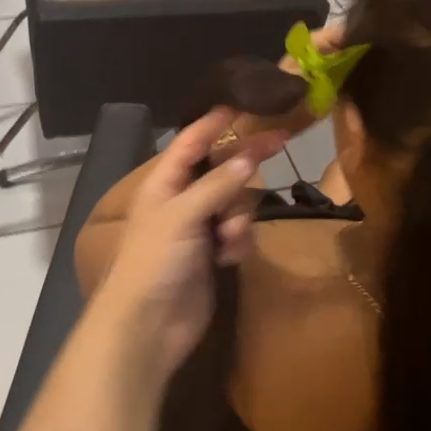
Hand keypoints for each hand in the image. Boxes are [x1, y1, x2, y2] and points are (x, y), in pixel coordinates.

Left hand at [92, 109, 285, 376]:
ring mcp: (199, 227)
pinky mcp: (213, 254)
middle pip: (221, 167)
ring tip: (228, 237)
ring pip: (235, 202)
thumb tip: (248, 158)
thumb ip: (217, 185)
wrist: (148, 327)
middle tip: (282, 139)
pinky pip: (238, 233)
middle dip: (246, 160)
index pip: (193, 140)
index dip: (216, 121)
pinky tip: (229, 259)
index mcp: (165, 181)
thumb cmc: (154, 260)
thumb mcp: (182, 215)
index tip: (245, 103)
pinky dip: (238, 242)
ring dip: (238, 216)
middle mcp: (183, 198)